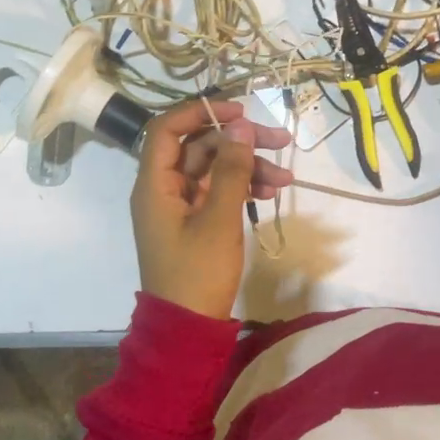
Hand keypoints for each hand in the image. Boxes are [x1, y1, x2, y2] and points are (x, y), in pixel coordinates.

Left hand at [131, 100, 293, 319]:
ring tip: (285, 179)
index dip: (202, 112)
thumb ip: (231, 170)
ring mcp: (180, 206)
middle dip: (239, 142)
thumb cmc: (197, 272)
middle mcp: (163, 189)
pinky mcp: (195, 222)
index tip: (240, 111)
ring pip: (214, 169)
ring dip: (249, 167)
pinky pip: (219, 192)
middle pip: (199, 147)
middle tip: (280, 142)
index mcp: (154, 184)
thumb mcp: (219, 220)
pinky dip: (243, 189)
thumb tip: (240, 125)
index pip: (168, 128)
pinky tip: (271, 194)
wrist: (187, 328)